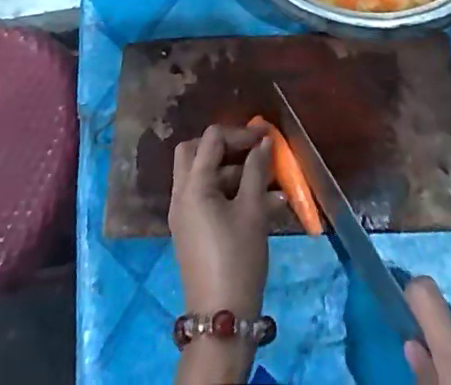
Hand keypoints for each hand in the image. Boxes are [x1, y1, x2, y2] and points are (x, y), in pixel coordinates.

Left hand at [168, 123, 272, 315]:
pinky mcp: (191, 230)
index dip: (239, 133)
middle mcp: (181, 194)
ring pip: (202, 176)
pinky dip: (228, 192)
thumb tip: (264, 141)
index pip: (211, 140)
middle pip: (195, 152)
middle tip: (253, 152)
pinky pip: (206, 198)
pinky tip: (260, 203)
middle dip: (225, 147)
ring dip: (232, 172)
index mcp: (192, 186)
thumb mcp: (253, 211)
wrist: (222, 317)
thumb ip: (257, 171)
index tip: (266, 137)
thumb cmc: (238, 258)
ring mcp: (183, 214)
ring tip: (269, 184)